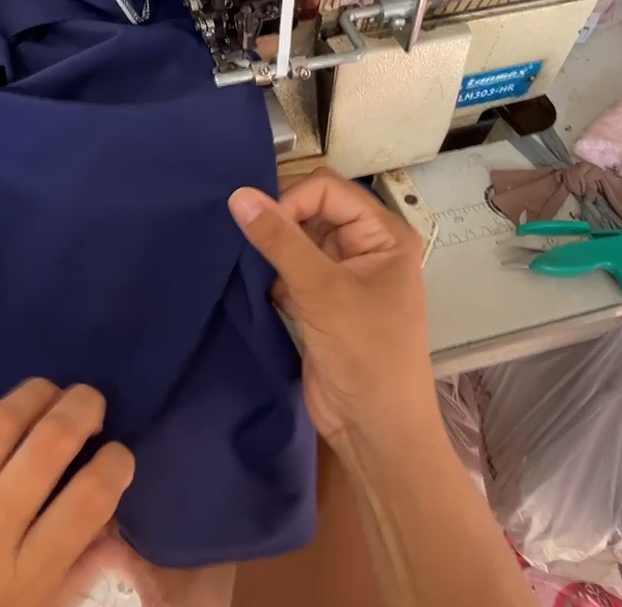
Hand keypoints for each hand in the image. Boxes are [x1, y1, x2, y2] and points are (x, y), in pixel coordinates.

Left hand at [0, 379, 135, 606]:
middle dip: (81, 408)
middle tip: (92, 401)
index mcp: (26, 581)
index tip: (118, 454)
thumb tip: (111, 514)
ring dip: (33, 396)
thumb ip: (75, 570)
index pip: (88, 500)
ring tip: (48, 393)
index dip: (116, 463)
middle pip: (46, 446)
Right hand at [228, 169, 432, 442]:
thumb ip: (279, 241)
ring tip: (239, 254)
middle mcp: (365, 246)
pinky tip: (247, 279)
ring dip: (270, 247)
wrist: (375, 431)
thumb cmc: (365, 354)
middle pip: (311, 210)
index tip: (260, 227)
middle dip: (278, 220)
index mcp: (384, 234)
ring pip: (296, 240)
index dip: (291, 200)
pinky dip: (268, 272)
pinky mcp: (320, 301)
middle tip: (241, 233)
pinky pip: (288, 269)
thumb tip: (237, 195)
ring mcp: (342, 274)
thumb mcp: (322, 292)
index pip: (327, 190)